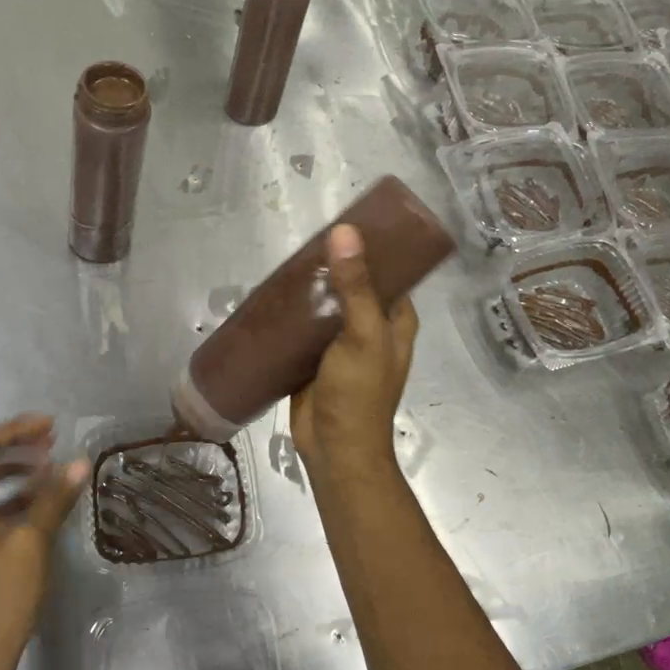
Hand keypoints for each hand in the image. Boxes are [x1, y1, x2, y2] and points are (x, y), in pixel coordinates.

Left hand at [0, 414, 86, 669]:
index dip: (15, 429)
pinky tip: (38, 503)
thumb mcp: (31, 543)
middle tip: (52, 442)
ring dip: (13, 470)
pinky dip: (9, 496)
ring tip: (49, 469)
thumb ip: (53, 498)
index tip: (52, 426)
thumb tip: (79, 462)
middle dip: (14, 445)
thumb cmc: (0, 598)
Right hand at [291, 224, 418, 481]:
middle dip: (334, 263)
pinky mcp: (314, 358)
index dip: (372, 246)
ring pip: (327, 303)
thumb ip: (355, 285)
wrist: (334, 449)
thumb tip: (345, 232)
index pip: (390, 271)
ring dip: (310, 287)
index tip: (346, 220)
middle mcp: (372, 327)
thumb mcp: (362, 334)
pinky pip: (305, 326)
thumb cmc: (359, 393)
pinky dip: (293, 311)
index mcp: (395, 319)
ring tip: (286, 260)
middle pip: (354, 283)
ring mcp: (342, 343)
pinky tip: (273, 294)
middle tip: (306, 238)